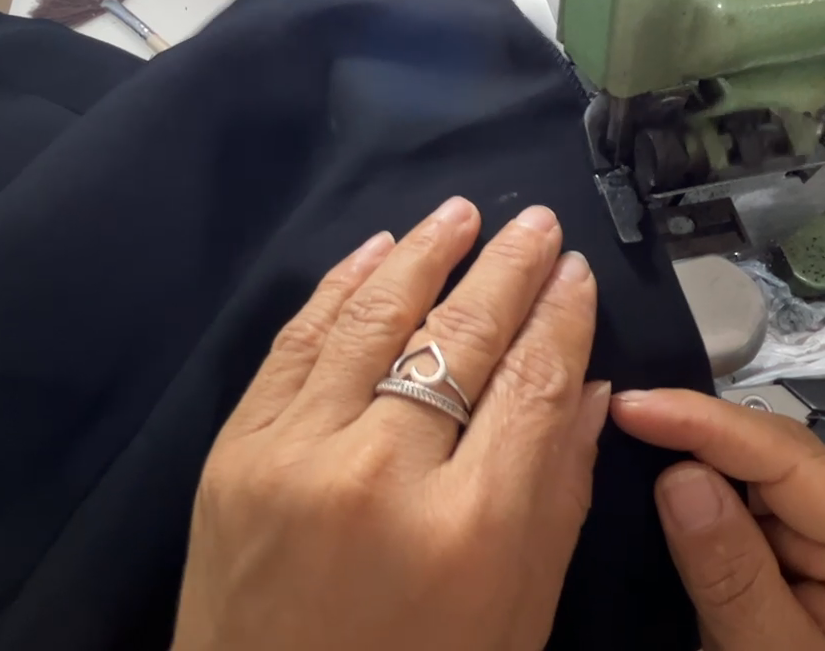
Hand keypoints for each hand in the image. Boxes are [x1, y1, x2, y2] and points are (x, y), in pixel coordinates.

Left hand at [173, 198, 611, 650]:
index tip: (575, 270)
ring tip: (461, 213)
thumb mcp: (518, 611)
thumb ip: (559, 491)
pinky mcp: (237, 446)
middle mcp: (380, 475)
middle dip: (506, 269)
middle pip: (461, 337)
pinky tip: (380, 248)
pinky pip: (298, 339)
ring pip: (374, 318)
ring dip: (423, 254)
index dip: (560, 315)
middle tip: (535, 223)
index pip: (532, 383)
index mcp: (469, 531)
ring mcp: (295, 452)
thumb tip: (587, 382)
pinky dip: (342, 284)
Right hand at [611, 389, 824, 650]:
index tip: (631, 407)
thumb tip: (677, 475)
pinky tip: (657, 476)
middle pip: (772, 452)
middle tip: (615, 416)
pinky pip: (745, 498)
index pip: (790, 459)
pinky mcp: (804, 549)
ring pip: (753, 467)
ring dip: (690, 452)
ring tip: (625, 434)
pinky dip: (698, 487)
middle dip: (694, 429)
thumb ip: (735, 579)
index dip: (707, 422)